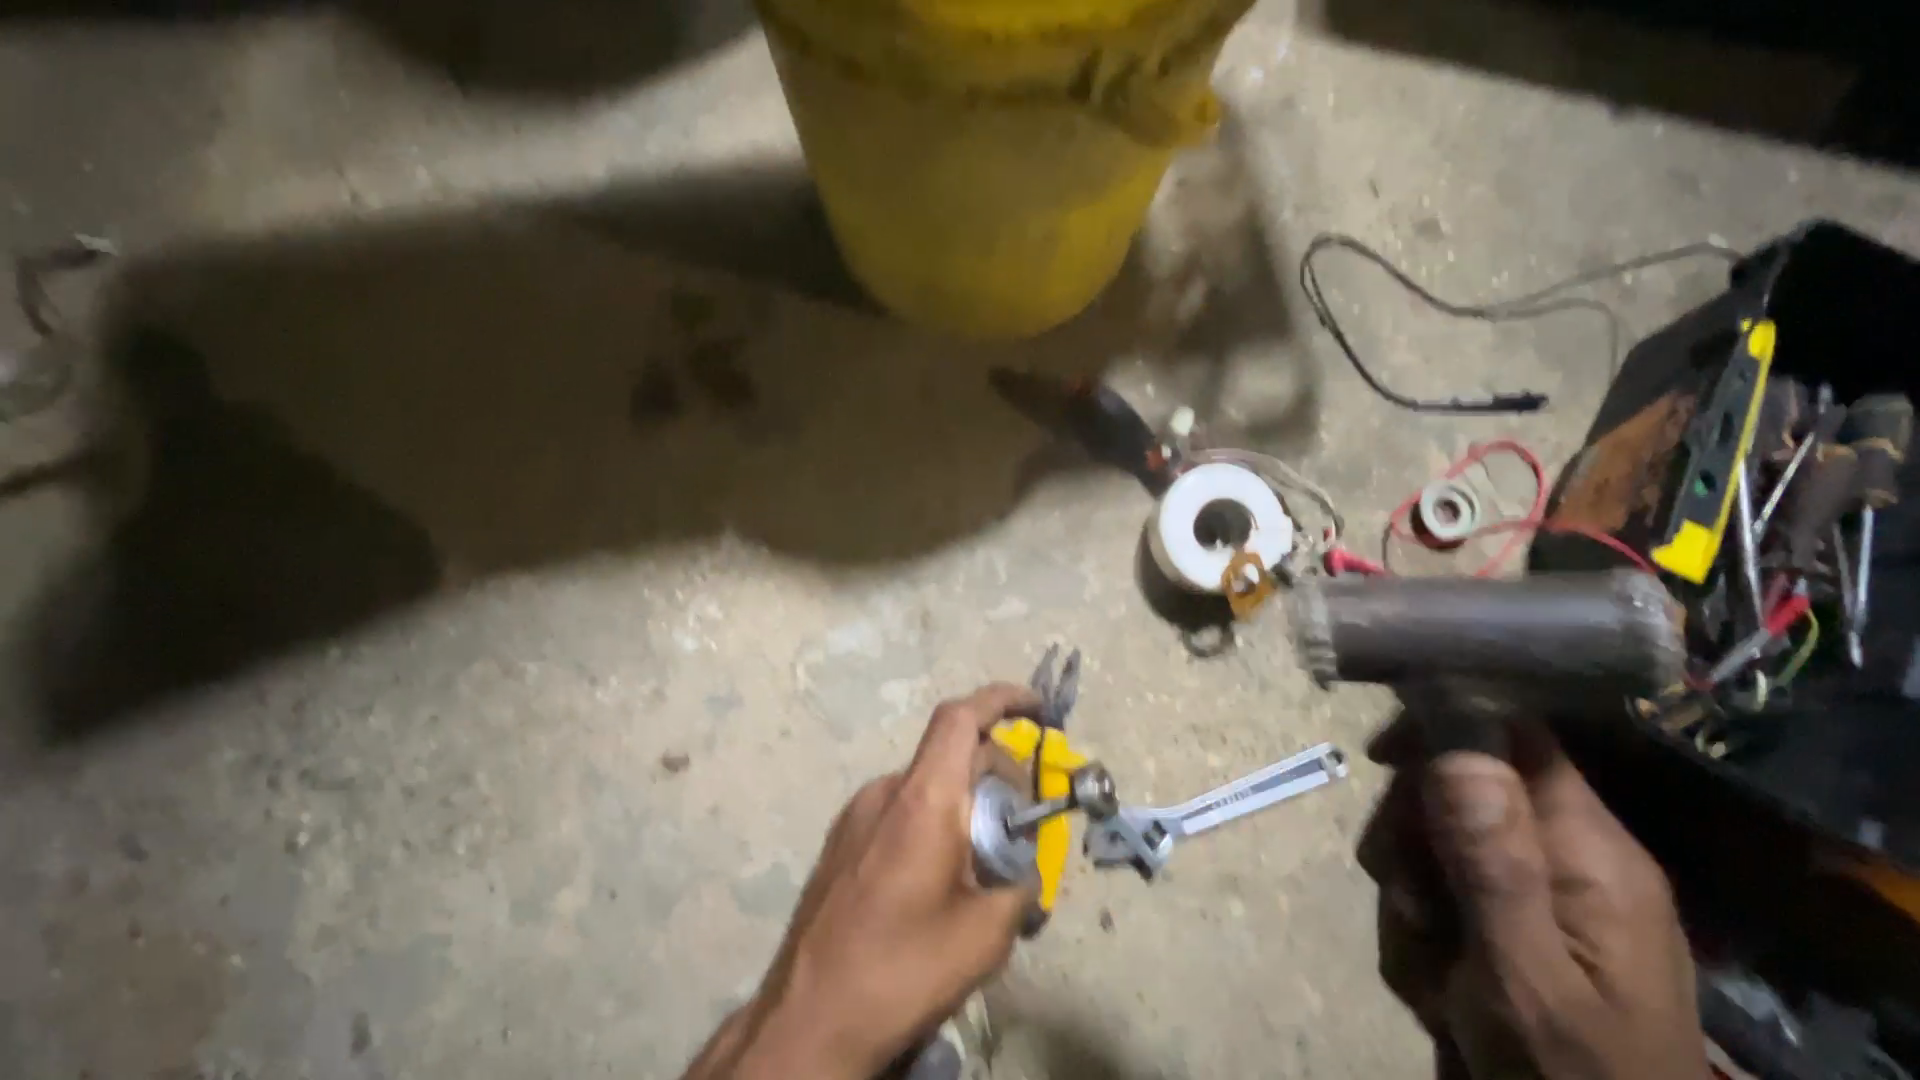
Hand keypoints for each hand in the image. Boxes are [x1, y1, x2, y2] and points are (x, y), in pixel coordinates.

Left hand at [683, 684, 1040, 1079]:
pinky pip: (898, 814)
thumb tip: (1024, 872)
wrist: (808, 1018)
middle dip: (997, 775)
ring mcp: (854, 817)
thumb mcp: (986, 934)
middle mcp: (883, 793)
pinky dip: (933, 825)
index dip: (1003, 699)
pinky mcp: (839, 845)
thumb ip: (1019, 886)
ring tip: (986, 864)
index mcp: (922, 800)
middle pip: (950, 756)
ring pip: (925, 789)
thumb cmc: (902, 969)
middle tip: (1026, 825)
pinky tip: (941, 882)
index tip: (1039, 712)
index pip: (961, 718)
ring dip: (964, 806)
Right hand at [1359, 714, 1708, 1079]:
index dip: (1444, 728)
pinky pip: (1433, 895)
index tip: (1380, 760)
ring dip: (1407, 898)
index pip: (1515, 737)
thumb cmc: (1571, 1078)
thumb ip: (1494, 864)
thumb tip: (1459, 744)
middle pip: (1456, 789)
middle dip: (1410, 838)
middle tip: (1411, 906)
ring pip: (1431, 845)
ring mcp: (1534, 896)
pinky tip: (1437, 989)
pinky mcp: (1505, 929)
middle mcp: (1566, 860)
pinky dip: (1417, 936)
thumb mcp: (1526, 979)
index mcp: (1591, 853)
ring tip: (1431, 973)